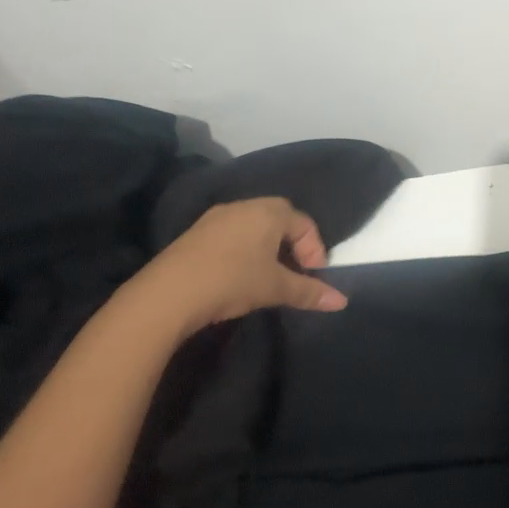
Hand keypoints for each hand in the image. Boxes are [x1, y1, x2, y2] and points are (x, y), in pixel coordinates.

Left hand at [138, 196, 348, 334]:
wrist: (166, 295)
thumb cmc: (231, 281)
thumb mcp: (276, 288)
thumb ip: (310, 292)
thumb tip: (342, 301)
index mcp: (268, 212)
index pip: (304, 224)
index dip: (315, 251)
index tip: (312, 278)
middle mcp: (243, 206)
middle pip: (279, 220)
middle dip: (292, 246)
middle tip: (293, 274)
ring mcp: (215, 218)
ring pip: (253, 227)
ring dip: (267, 248)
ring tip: (267, 277)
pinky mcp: (194, 233)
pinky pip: (231, 235)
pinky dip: (243, 251)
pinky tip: (238, 276)